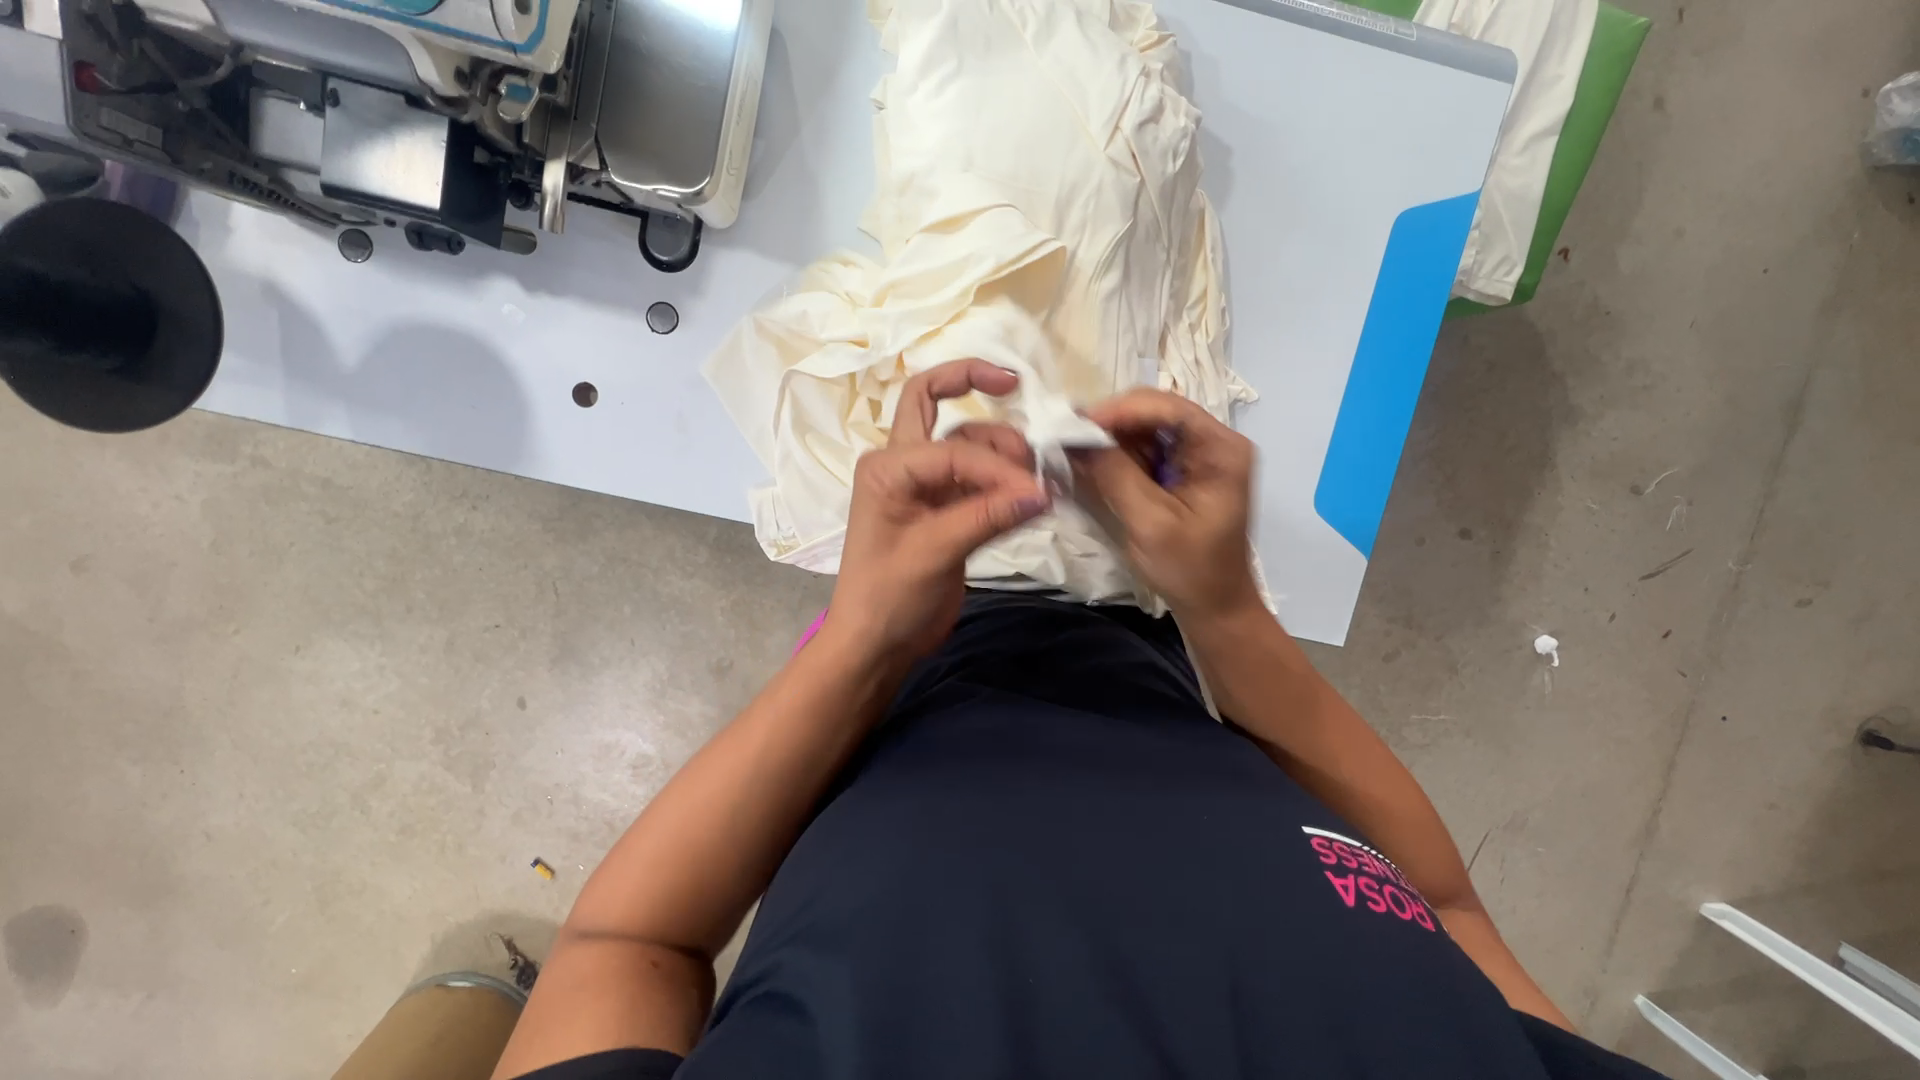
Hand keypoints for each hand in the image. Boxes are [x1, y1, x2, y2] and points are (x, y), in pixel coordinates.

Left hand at [822, 360, 1048, 666]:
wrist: (876, 644)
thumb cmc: (889, 598)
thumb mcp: (934, 554)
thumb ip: (987, 517)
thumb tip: (1044, 491)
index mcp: (887, 467)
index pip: (953, 447)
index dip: (997, 467)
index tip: (1037, 493)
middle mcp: (901, 464)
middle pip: (933, 399)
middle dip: (971, 382)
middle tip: (1020, 389)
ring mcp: (923, 484)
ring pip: (965, 440)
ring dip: (1000, 446)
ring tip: (1035, 477)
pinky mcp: (944, 507)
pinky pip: (977, 477)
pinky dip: (1003, 480)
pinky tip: (1030, 496)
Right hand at [1072, 388, 1259, 621]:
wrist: (1214, 607)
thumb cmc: (1189, 569)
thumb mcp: (1149, 522)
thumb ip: (1114, 474)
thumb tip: (1075, 438)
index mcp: (1221, 448)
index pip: (1167, 407)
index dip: (1119, 410)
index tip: (1076, 424)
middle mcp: (1214, 441)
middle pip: (1154, 412)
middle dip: (1110, 425)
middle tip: (1067, 438)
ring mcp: (1198, 455)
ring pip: (1144, 429)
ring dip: (1109, 441)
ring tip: (1075, 454)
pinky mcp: (1182, 470)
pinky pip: (1144, 450)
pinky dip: (1116, 457)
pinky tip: (1093, 468)